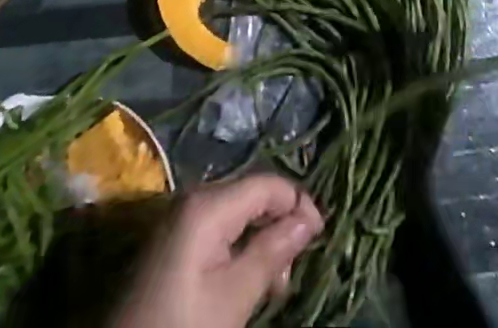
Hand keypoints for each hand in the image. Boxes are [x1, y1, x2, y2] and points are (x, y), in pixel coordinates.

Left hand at [110, 174, 322, 327]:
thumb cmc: (185, 322)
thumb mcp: (234, 295)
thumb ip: (271, 251)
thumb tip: (308, 218)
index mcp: (208, 204)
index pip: (267, 183)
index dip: (298, 203)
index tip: (320, 237)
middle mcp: (195, 196)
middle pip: (252, 194)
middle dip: (280, 225)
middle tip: (289, 274)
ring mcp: (183, 213)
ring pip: (239, 211)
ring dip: (262, 240)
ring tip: (272, 284)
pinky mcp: (178, 233)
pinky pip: (220, 225)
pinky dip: (241, 245)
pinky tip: (247, 278)